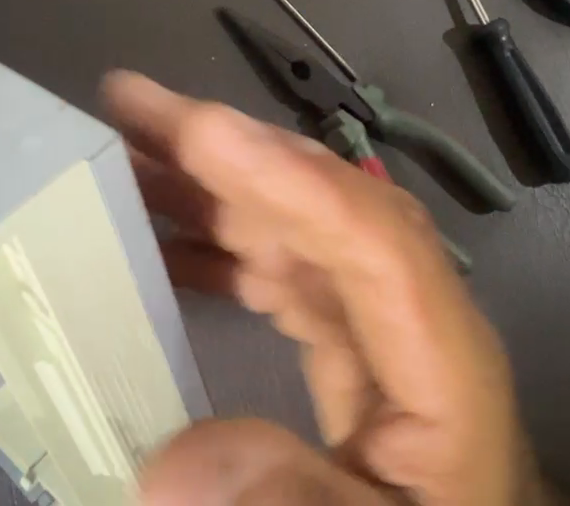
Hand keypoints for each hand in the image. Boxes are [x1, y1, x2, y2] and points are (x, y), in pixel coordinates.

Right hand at [102, 72, 537, 505]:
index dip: (288, 177)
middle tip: (131, 105)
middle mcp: (409, 312)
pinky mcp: (349, 338)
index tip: (199, 129)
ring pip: (291, 227)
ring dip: (210, 186)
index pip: (372, 235)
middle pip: (322, 205)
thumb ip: (296, 503)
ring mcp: (376, 321)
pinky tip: (159, 242)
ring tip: (127, 152)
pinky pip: (278, 273)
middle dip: (228, 149)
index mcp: (442, 357)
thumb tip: (166, 465)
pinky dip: (217, 249)